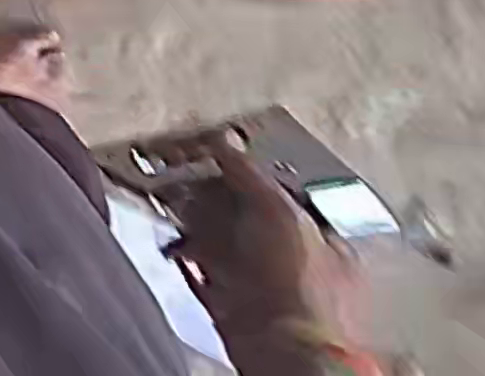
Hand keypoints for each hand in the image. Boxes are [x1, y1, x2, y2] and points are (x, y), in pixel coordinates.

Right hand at [170, 137, 370, 347]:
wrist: (279, 345)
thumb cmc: (296, 280)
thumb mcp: (279, 214)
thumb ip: (250, 174)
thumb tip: (223, 138)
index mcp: (322, 240)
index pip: (276, 193)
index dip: (241, 172)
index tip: (205, 155)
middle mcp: (294, 259)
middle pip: (240, 211)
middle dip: (206, 192)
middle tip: (175, 173)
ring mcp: (259, 278)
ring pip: (214, 234)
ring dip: (187, 217)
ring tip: (163, 199)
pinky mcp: (227, 294)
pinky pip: (195, 259)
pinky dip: (178, 245)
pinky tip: (165, 232)